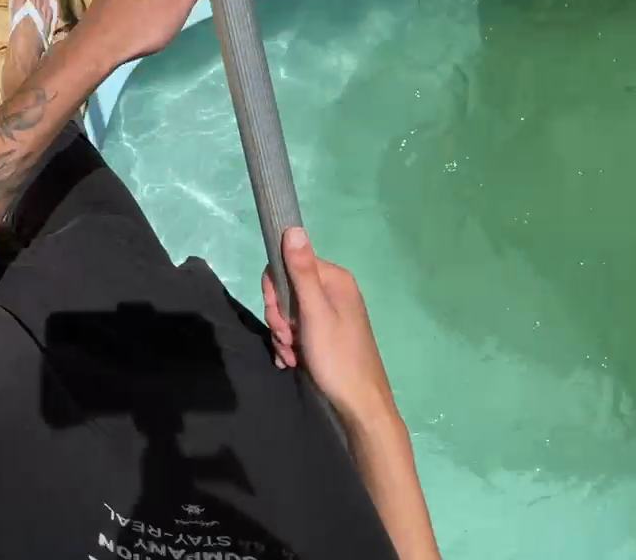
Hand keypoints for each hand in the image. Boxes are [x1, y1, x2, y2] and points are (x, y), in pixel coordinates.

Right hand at [263, 226, 399, 431]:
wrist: (360, 408)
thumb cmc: (338, 357)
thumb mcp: (315, 313)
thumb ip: (301, 271)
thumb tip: (293, 227)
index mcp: (335, 279)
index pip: (286, 264)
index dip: (275, 290)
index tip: (281, 316)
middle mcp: (333, 290)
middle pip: (285, 287)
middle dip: (278, 315)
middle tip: (287, 337)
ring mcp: (329, 312)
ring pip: (287, 309)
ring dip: (282, 332)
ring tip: (291, 353)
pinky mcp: (325, 332)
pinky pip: (295, 326)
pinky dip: (289, 342)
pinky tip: (292, 358)